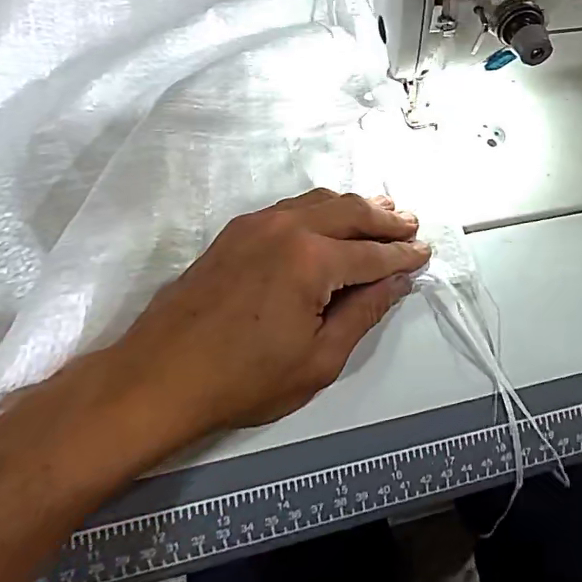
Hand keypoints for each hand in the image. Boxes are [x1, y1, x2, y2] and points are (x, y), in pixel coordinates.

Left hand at [109, 189, 431, 445]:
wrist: (156, 379)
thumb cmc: (244, 380)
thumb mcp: (319, 359)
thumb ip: (364, 313)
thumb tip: (397, 281)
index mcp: (312, 260)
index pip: (374, 253)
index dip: (404, 254)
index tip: (425, 253)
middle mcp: (289, 228)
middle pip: (352, 212)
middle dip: (388, 219)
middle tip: (412, 225)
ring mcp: (259, 224)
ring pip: (322, 201)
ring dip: (357, 207)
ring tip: (382, 214)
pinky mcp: (237, 230)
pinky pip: (293, 207)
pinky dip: (323, 208)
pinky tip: (332, 221)